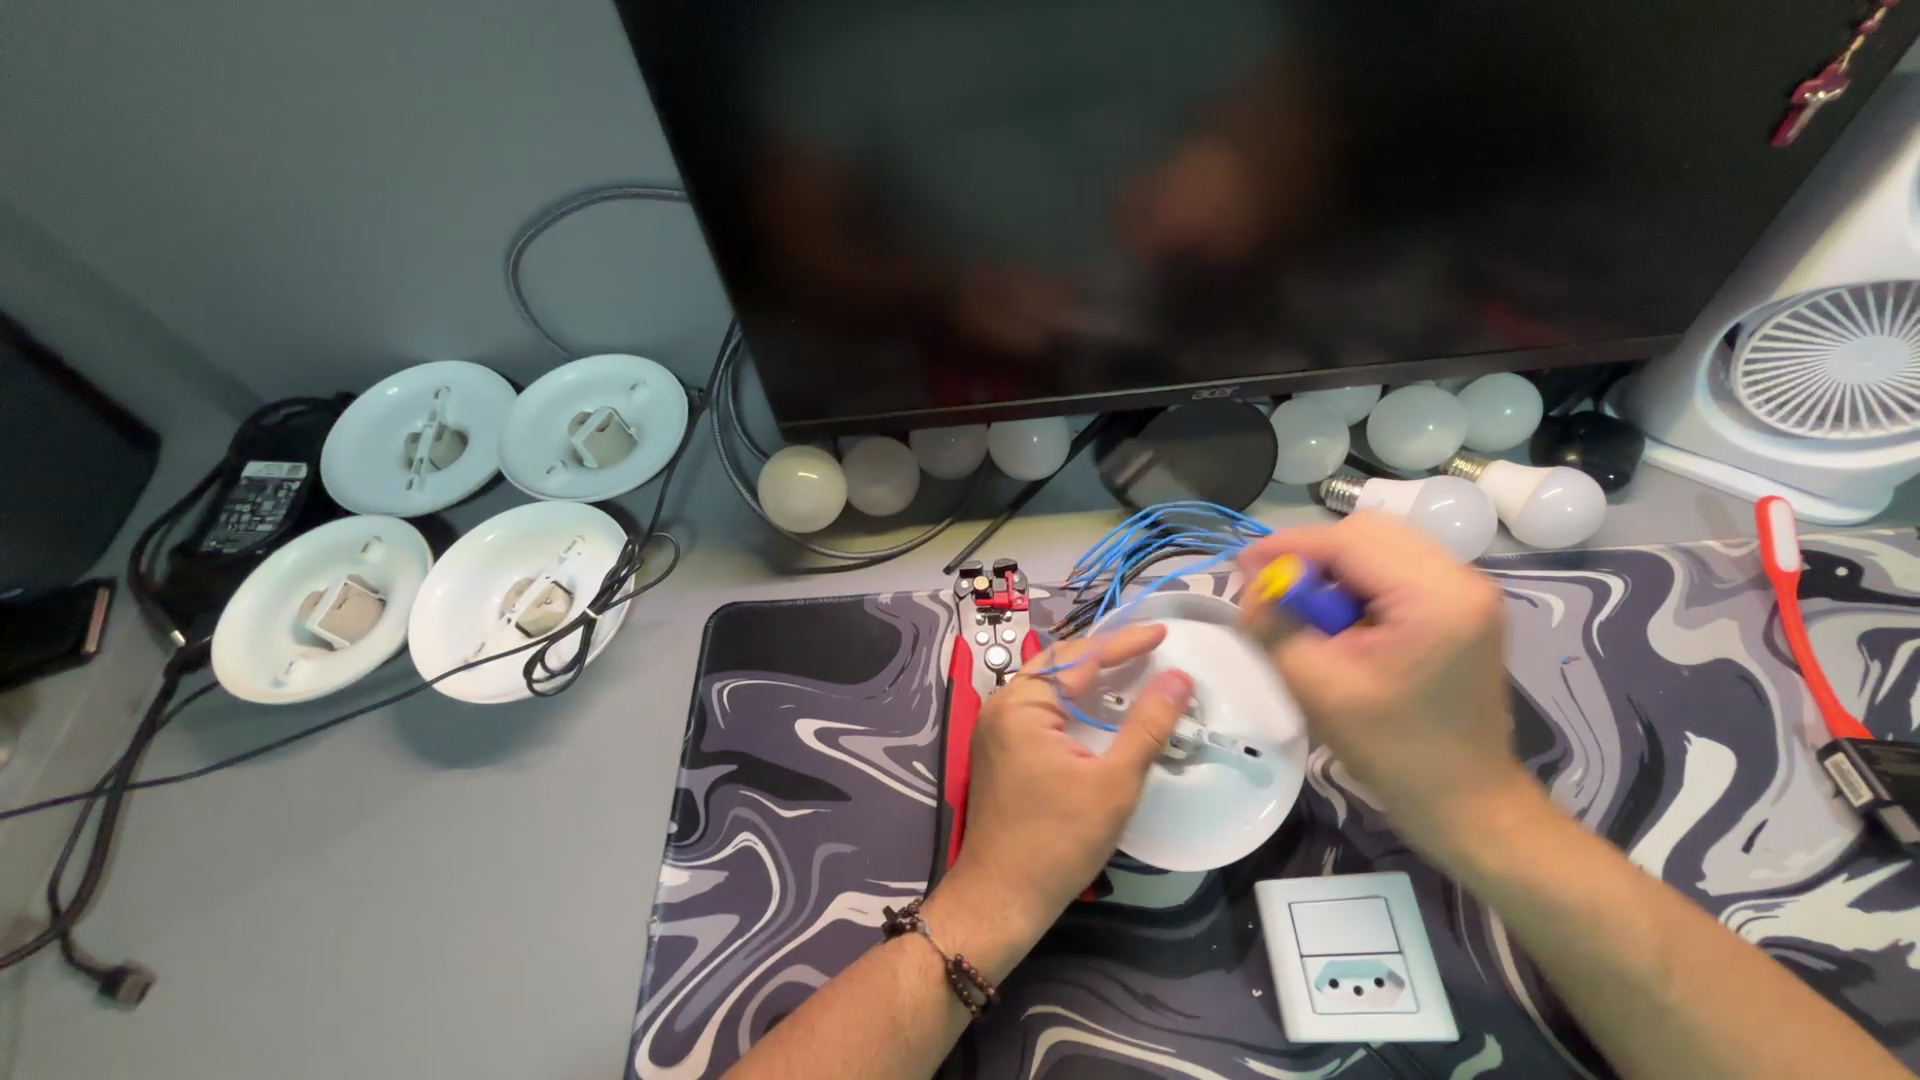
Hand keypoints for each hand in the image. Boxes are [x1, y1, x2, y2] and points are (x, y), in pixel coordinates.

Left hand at [947, 624, 1192, 929]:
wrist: (1002, 897)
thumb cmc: (1058, 841)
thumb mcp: (1114, 783)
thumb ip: (1147, 726)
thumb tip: (1179, 679)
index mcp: (1022, 705)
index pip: (1080, 658)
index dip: (1125, 643)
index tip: (1163, 633)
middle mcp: (1001, 706)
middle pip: (1058, 663)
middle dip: (1103, 651)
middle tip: (1146, 645)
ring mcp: (995, 728)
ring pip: (1046, 685)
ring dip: (1085, 674)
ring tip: (1127, 666)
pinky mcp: (999, 750)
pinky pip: (1038, 709)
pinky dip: (1070, 700)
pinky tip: (1095, 707)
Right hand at [1236, 513, 1528, 848]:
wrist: (1464, 798)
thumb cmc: (1392, 750)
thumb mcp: (1316, 686)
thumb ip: (1274, 624)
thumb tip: (1248, 582)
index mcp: (1435, 597)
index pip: (1349, 541)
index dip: (1288, 547)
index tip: (1241, 566)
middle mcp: (1462, 579)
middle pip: (1369, 533)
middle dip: (1311, 555)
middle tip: (1270, 588)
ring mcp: (1467, 591)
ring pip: (1382, 546)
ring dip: (1333, 568)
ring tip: (1302, 607)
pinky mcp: (1461, 605)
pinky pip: (1397, 569)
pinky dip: (1357, 582)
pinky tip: (1338, 618)